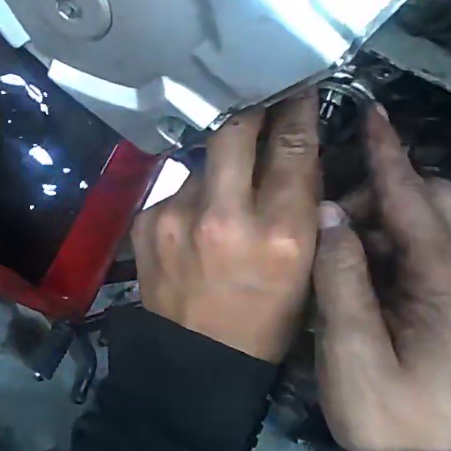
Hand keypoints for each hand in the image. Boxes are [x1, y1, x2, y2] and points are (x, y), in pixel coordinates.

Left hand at [132, 95, 320, 362]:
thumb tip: (297, 150)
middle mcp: (226, 217)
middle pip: (236, 129)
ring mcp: (177, 216)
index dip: (298, 110)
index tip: (298, 88)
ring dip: (220, 161)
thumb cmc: (264, 320)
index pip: (292, 149)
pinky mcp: (147, 220)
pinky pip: (178, 185)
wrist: (195, 362)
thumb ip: (302, 206)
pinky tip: (198, 220)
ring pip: (204, 157)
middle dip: (251, 108)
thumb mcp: (304, 269)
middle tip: (259, 102)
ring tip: (227, 188)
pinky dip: (193, 192)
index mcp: (280, 234)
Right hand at [313, 106, 450, 450]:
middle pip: (438, 203)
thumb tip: (328, 213)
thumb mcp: (350, 354)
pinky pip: (445, 256)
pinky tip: (372, 274)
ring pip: (442, 228)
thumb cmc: (392, 427)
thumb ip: (339, 276)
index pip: (416, 200)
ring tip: (346, 250)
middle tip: (334, 219)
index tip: (370, 113)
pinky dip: (406, 248)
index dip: (388, 155)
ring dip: (394, 222)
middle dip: (384, 192)